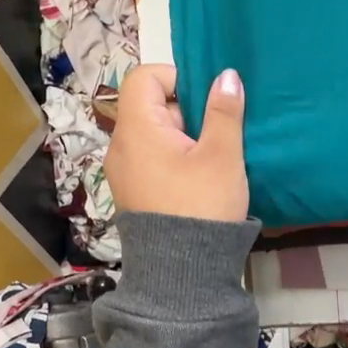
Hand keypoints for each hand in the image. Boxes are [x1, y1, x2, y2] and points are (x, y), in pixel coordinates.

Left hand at [106, 64, 248, 221]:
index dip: (177, 77)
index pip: (144, 77)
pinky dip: (174, 159)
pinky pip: (152, 160)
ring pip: (154, 136)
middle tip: (216, 135)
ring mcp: (123, 172)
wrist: (182, 272)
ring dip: (184, 138)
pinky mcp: (133, 194)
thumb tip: (226, 75)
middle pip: (150, 106)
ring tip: (212, 160)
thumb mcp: (222, 155)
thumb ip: (224, 111)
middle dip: (186, 112)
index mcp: (136, 129)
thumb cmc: (202, 206)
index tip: (207, 101)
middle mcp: (121, 146)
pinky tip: (198, 180)